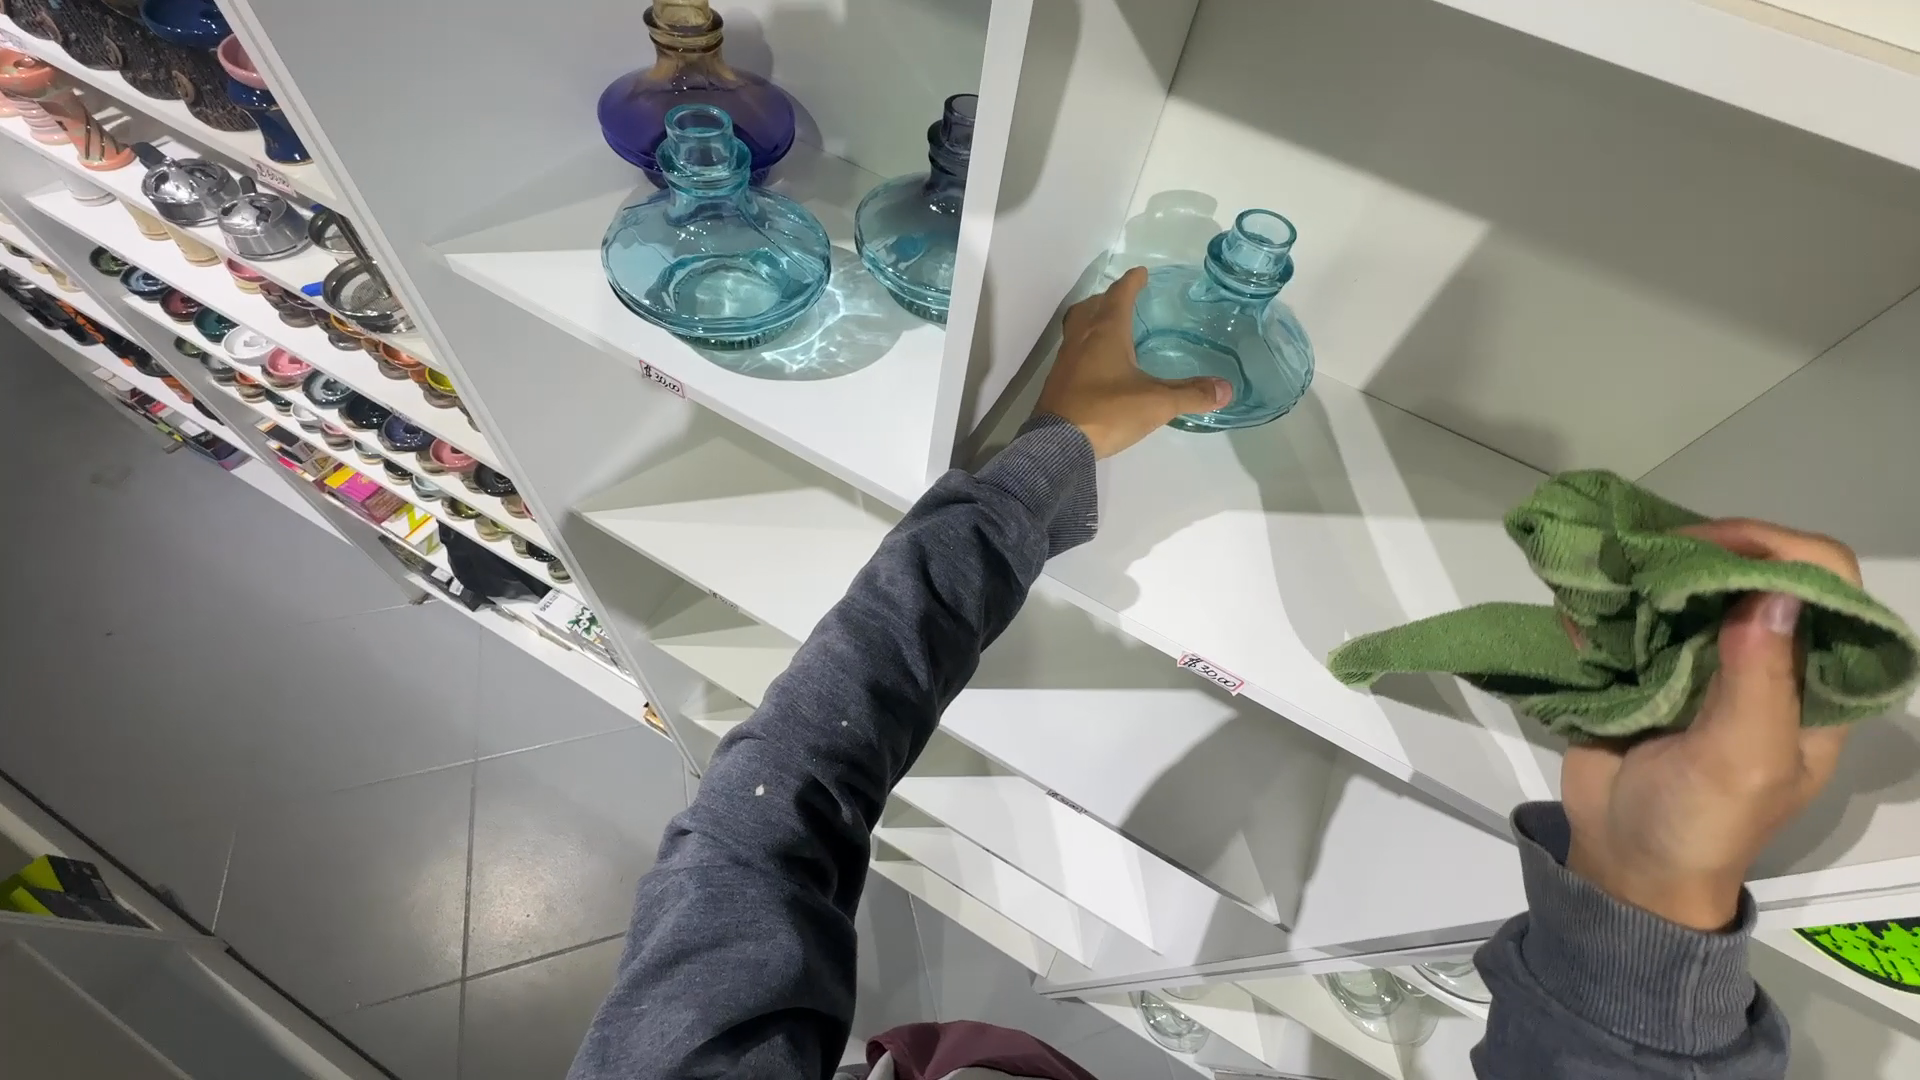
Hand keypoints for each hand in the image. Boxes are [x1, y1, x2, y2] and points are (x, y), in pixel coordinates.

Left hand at [1034, 267, 1232, 458]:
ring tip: (1111, 330)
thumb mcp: (1156, 403)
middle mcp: (1081, 339)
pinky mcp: (1057, 382)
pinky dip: (1086, 348)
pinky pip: (1072, 353)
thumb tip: (1225, 389)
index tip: (1141, 273)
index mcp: (1105, 332)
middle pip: (1092, 306)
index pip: (1119, 295)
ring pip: (1077, 328)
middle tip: (1125, 300)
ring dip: (1093, 321)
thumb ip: (1191, 394)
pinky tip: (1098, 366)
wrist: (1058, 444)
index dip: (1132, 282)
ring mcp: (1065, 360)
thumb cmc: (1107, 412)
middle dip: (1108, 298)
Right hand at [1562, 519, 1858, 930]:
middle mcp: (1759, 661)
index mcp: (1812, 682)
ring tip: (1599, 578)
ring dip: (1638, 576)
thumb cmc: (1701, 821)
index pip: (1820, 588)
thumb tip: (1772, 593)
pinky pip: (1623, 620)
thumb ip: (1761, 682)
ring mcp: (1693, 664)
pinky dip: (1597, 607)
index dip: (1771, 550)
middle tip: (1635, 558)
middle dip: (1694, 554)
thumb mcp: (1742, 760)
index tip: (1700, 548)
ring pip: (1681, 591)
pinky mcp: (1636, 671)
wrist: (1624, 856)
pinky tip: (1577, 613)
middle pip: (1747, 574)